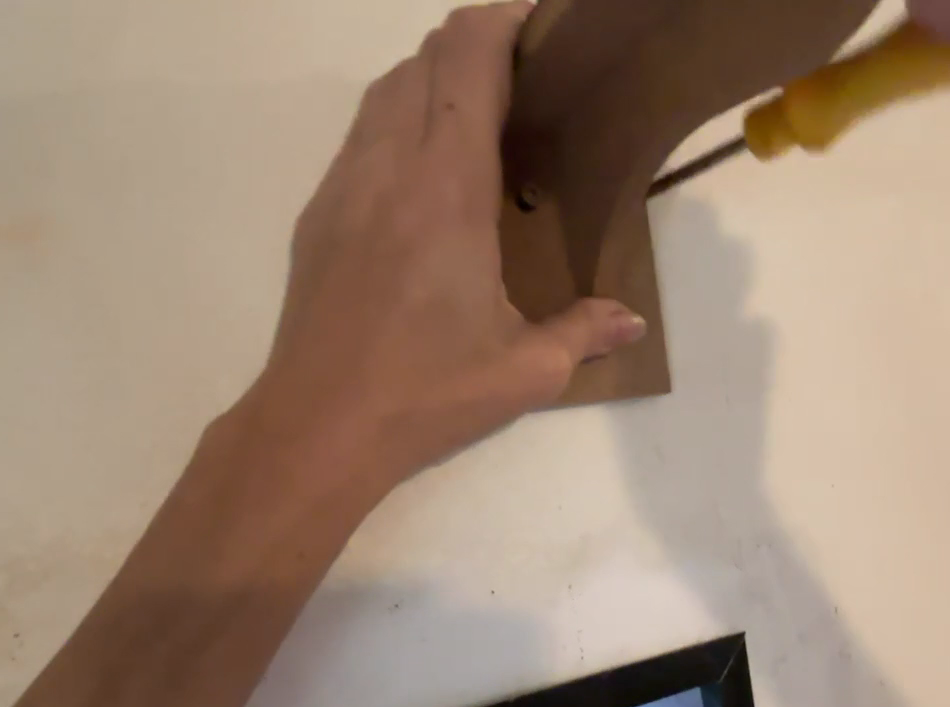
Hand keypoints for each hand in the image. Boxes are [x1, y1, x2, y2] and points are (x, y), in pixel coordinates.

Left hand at [238, 1, 645, 509]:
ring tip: (478, 122)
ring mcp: (342, 187)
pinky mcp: (318, 216)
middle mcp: (388, 168)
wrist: (321, 424)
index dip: (501, 22)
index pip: (466, 62)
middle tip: (522, 83)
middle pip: (423, 62)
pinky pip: (361, 136)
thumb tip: (630, 321)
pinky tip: (427, 179)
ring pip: (384, 93)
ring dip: (431, 83)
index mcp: (446, 191)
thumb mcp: (526, 371)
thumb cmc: (428, 394)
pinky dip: (399, 124)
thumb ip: (583, 333)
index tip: (537, 22)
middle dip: (473, 48)